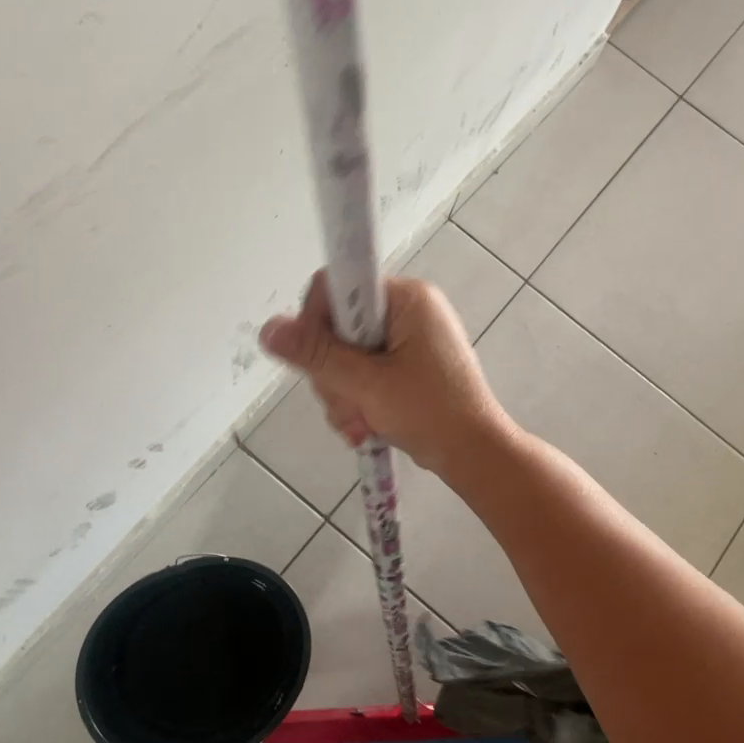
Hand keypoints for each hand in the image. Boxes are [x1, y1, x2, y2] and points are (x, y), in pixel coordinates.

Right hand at [258, 271, 514, 476]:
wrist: (475, 455)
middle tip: (350, 407)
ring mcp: (408, 338)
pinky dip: (358, 400)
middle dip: (334, 375)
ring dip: (344, 395)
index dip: (316, 324)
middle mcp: (407, 309)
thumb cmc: (431, 414)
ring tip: (361, 426)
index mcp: (406, 298)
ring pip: (345, 356)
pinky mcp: (406, 364)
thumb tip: (268, 329)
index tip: (320, 364)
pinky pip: (362, 372)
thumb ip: (317, 355)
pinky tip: (366, 427)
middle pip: (337, 327)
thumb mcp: (368, 385)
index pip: (337, 287)